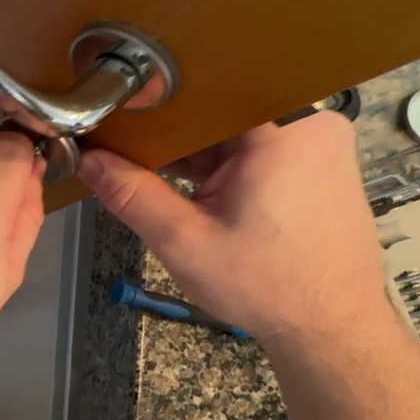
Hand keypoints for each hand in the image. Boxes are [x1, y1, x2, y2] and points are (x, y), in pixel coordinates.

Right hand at [76, 112, 390, 346]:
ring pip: (234, 132)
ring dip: (192, 153)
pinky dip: (218, 166)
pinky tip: (187, 189)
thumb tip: (88, 160)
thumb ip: (131, 194)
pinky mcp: (316, 167)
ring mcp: (318, 145)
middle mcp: (312, 124)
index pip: (208, 93)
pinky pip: (254, 150)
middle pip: (220, 111)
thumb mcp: (182, 240)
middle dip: (170, 133)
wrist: (330, 327)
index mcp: (286, 130)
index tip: (117, 116)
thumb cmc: (265, 284)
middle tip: (121, 147)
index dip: (157, 103)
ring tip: (147, 170)